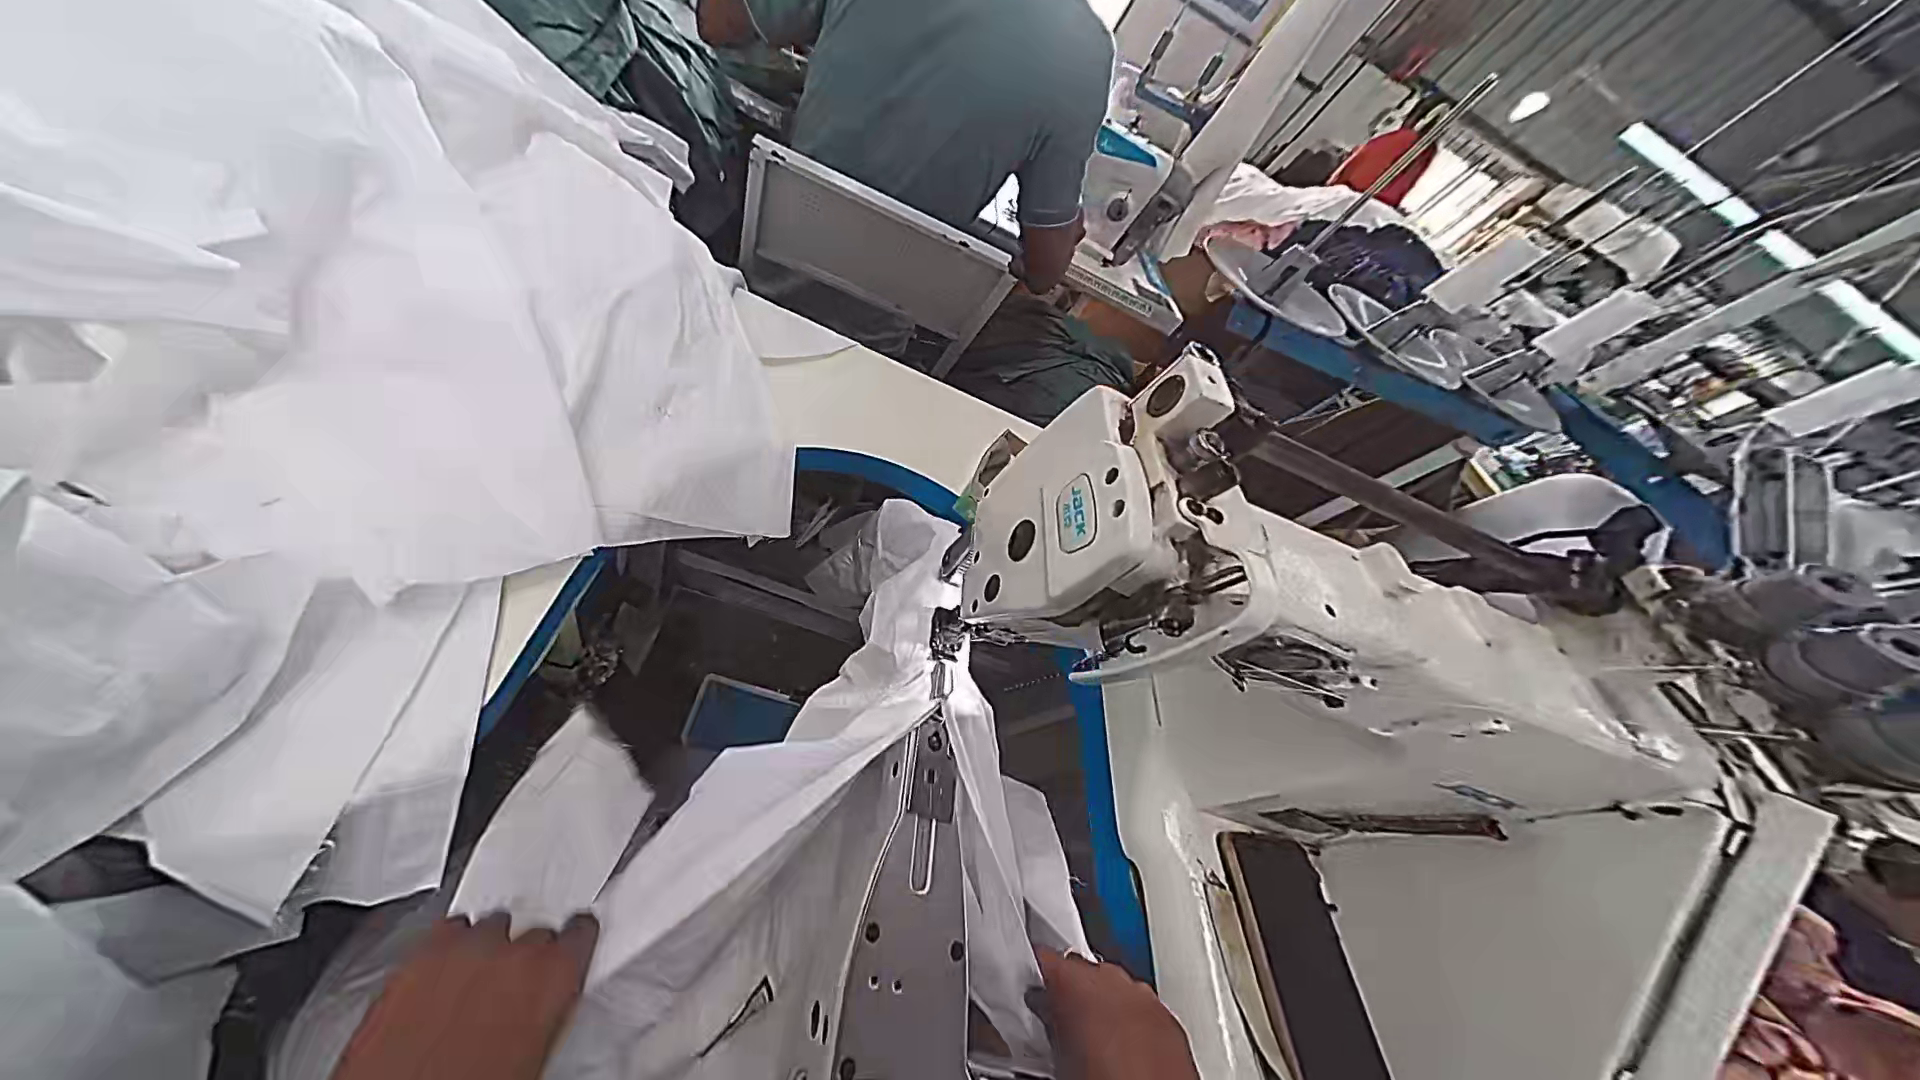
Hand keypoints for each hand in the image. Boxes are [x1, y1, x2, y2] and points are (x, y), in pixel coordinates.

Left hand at [330, 912, 598, 1079]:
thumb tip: (550, 999)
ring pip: (494, 925)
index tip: (567, 949)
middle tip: (509, 988)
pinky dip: (450, 945)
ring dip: (488, 948)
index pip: (581, 930)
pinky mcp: (426, 953)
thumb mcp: (536, 1050)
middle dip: (525, 954)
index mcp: (558, 973)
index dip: (574, 942)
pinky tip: (443, 971)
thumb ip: (550, 1004)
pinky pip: (450, 929)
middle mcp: (521, 951)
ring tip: (472, 981)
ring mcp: (473, 947)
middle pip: (536, 930)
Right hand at [1034, 948, 1200, 1079]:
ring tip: (1093, 1035)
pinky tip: (1123, 1045)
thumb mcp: (1058, 1053)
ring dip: (1102, 1000)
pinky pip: (1139, 1004)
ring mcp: (1141, 994)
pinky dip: (1129, 1016)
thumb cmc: (1104, 1078)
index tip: (1034, 989)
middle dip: (1071, 988)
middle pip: (1080, 968)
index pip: (1046, 958)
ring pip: (1112, 984)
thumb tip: (1046, 1021)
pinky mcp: (1166, 1017)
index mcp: (1076, 979)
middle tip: (1060, 1017)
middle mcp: (1110, 977)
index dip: (1036, 971)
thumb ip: (1049, 1020)